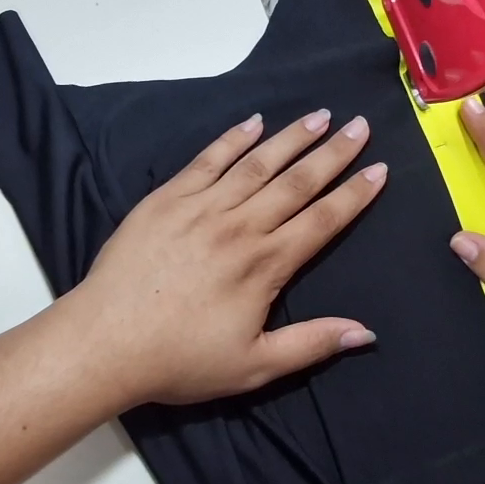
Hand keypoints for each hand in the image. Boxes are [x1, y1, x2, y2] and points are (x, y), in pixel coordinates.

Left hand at [58, 110, 386, 406]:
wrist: (105, 341)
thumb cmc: (180, 359)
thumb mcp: (254, 367)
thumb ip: (311, 343)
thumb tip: (366, 332)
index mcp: (266, 264)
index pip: (322, 220)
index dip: (354, 195)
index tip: (379, 169)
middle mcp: (240, 226)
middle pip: (296, 182)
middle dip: (333, 153)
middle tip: (360, 126)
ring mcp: (202, 207)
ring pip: (257, 164)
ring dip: (291, 138)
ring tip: (319, 116)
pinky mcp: (168, 199)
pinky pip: (207, 160)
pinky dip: (232, 140)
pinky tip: (254, 123)